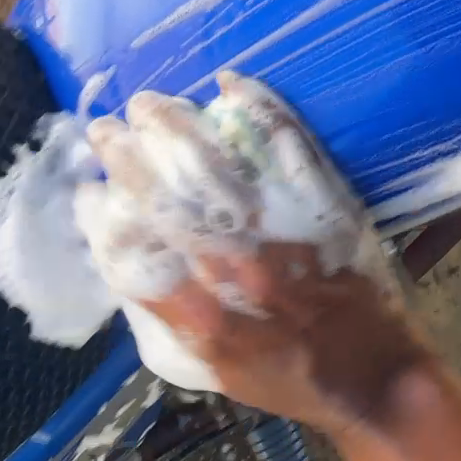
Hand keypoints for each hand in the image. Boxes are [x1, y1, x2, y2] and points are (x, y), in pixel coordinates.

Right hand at [76, 73, 429, 429]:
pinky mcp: (328, 211)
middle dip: (128, 159)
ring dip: (178, 128)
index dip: (103, 218)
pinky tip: (232, 84)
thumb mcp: (211, 374)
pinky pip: (291, 151)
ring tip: (150, 104)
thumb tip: (123, 269)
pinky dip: (261, 111)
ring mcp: (285, 237)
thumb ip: (163, 325)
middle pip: (170, 203)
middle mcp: (238, 276)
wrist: (372, 377)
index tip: (88, 190)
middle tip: (106, 129)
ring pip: (221, 171)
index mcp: (203, 322)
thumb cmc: (286, 377)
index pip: (135, 259)